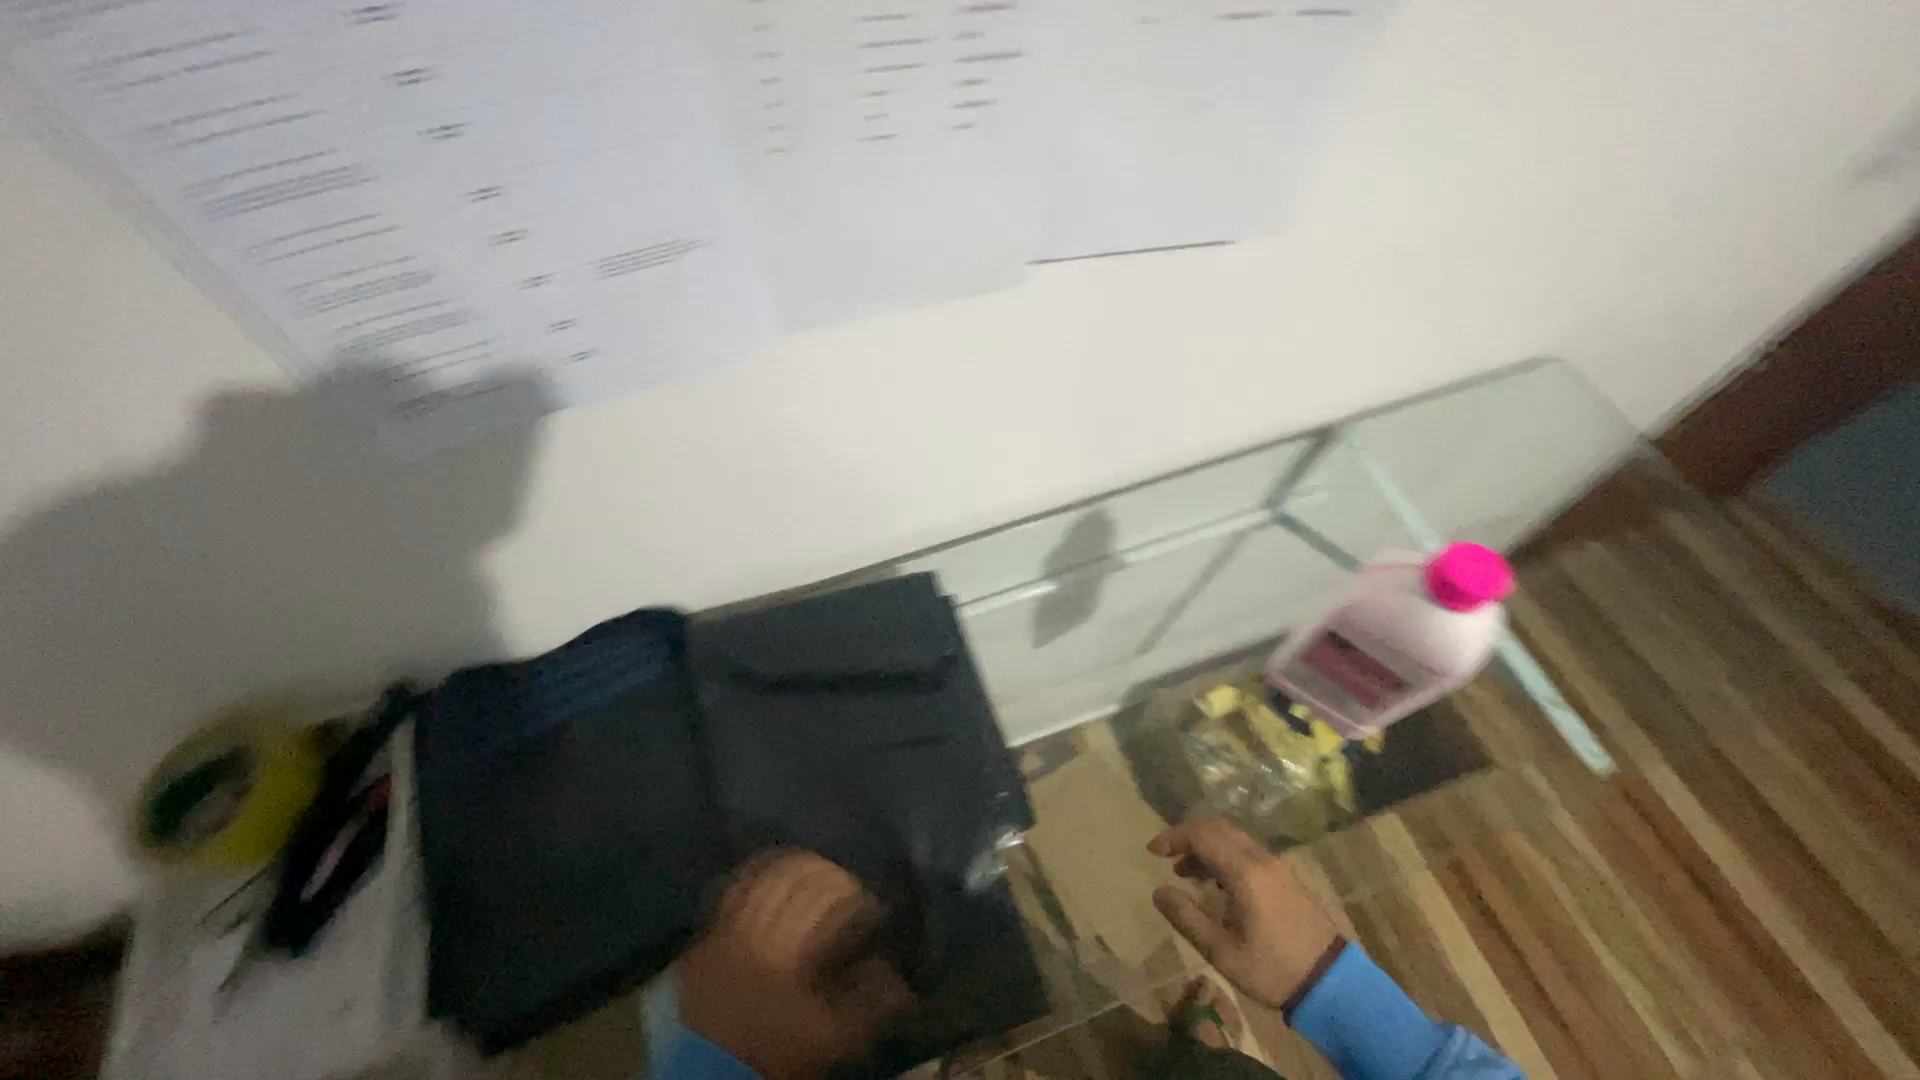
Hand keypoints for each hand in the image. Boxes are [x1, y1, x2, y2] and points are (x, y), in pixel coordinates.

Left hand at [678, 851, 913, 1079]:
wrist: (711, 1069)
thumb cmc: (776, 1051)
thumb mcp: (831, 1038)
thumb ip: (869, 1004)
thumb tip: (896, 971)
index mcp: (792, 951)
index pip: (831, 900)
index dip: (857, 897)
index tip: (873, 908)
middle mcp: (760, 927)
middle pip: (800, 879)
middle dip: (831, 874)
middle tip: (849, 886)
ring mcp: (730, 925)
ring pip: (768, 874)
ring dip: (798, 864)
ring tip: (818, 871)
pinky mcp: (709, 929)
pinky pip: (737, 884)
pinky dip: (760, 870)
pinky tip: (777, 871)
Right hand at [1147, 817, 1341, 1010]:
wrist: (1332, 983)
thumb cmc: (1272, 969)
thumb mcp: (1221, 952)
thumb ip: (1187, 918)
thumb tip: (1158, 891)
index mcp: (1244, 872)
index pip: (1202, 834)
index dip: (1173, 837)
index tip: (1152, 852)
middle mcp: (1261, 859)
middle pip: (1218, 828)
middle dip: (1188, 836)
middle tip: (1167, 856)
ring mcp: (1276, 867)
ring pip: (1234, 838)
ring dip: (1206, 847)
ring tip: (1185, 874)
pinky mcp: (1285, 878)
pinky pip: (1247, 852)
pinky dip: (1224, 856)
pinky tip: (1216, 884)